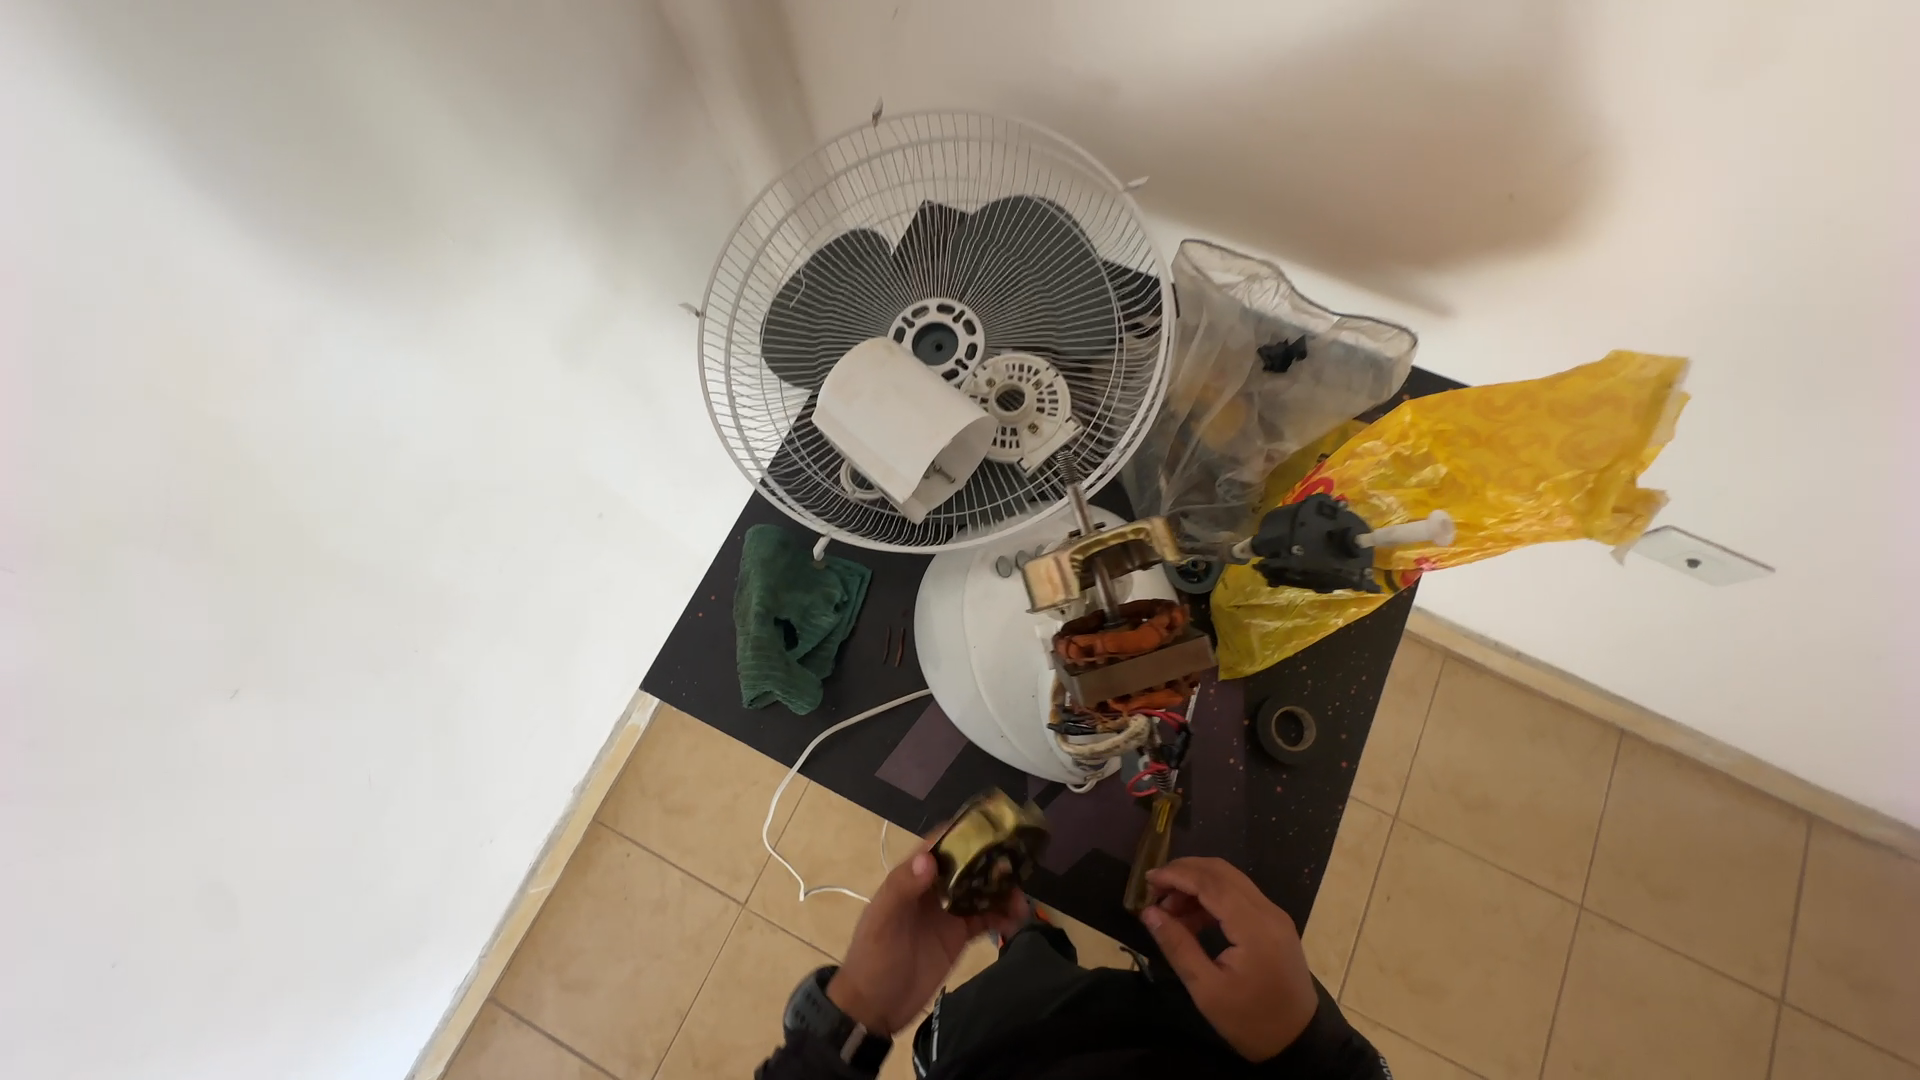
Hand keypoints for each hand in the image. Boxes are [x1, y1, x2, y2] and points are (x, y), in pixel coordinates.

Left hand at [827, 838, 1029, 1035]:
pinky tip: (1016, 921)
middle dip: (992, 863)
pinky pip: (985, 919)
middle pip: (967, 865)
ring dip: (1002, 892)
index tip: (993, 829)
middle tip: (1018, 868)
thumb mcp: (882, 921)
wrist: (874, 1008)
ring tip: (1022, 903)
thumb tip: (930, 859)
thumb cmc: (873, 957)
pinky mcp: (959, 936)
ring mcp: (948, 912)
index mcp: (912, 876)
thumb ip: (903, 887)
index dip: (963, 834)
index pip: (940, 845)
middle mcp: (933, 888)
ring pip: (981, 891)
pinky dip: (1002, 917)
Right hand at [1138, 857, 1318, 1061]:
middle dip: (1184, 873)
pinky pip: (1238, 895)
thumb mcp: (1207, 990)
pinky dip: (1211, 896)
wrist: (1299, 1044)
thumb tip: (1148, 912)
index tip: (1147, 881)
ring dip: (1196, 884)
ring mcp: (1273, 915)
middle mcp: (1267, 911)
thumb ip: (1177, 946)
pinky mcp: (1273, 922)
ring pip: (1229, 879)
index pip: (1210, 882)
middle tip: (1155, 890)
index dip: (1176, 875)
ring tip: (1169, 908)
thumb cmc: (1251, 1021)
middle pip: (1220, 871)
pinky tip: (1191, 917)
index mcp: (1254, 927)